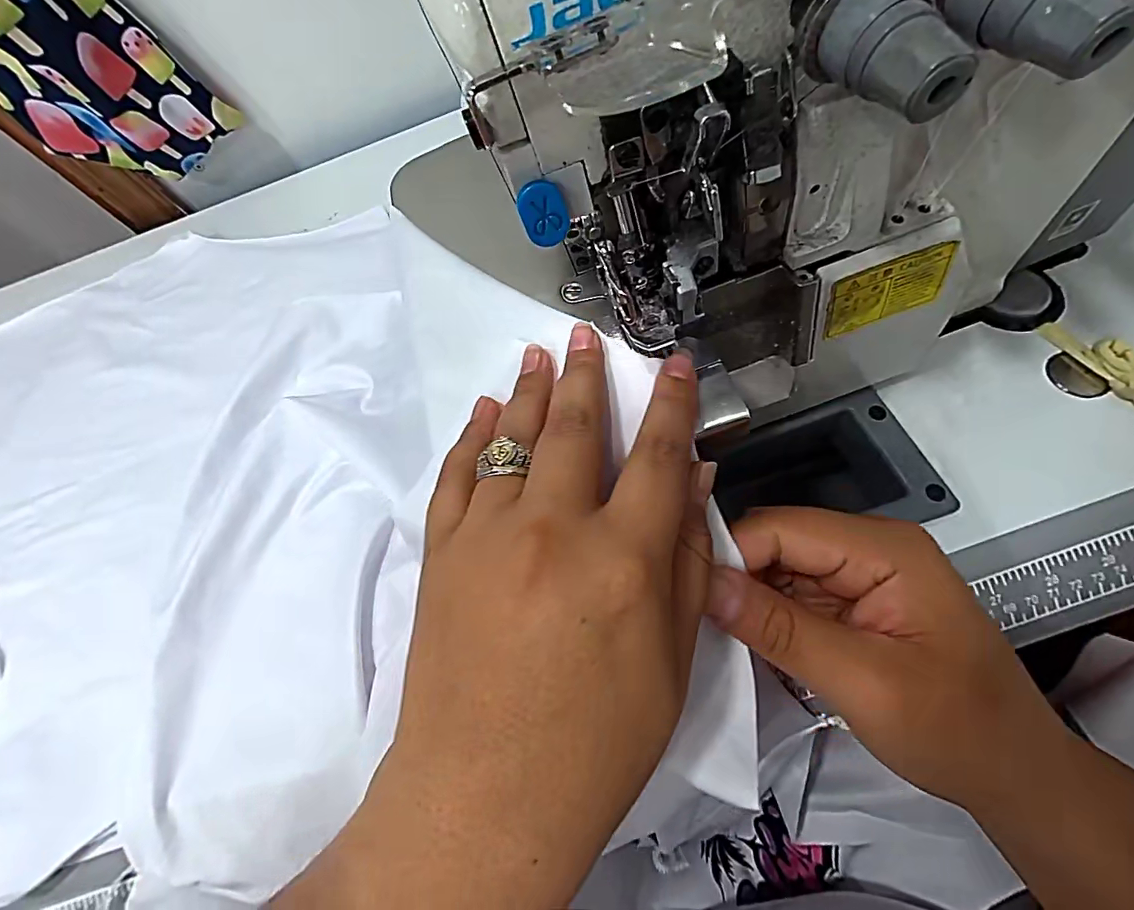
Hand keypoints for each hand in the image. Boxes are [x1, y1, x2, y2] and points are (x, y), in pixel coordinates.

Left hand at [280, 323, 715, 907]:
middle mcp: (552, 529)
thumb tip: (693, 482)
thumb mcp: (671, 663)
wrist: (482, 798)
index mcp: (622, 558)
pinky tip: (480, 412)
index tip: (671, 364)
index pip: (656, 455)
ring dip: (526, 391)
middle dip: (584, 374)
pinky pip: (456, 476)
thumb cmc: (595, 746)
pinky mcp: (441, 554)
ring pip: (509, 438)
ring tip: (535, 354)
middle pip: (572, 428)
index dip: (670, 403)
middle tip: (582, 335)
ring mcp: (487, 535)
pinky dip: (469, 437)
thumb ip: (685, 562)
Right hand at [704, 507, 1067, 809]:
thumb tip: (710, 586)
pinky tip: (749, 640)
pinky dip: (768, 616)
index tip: (692, 595)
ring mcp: (861, 574)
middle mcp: (870, 547)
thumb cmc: (959, 729)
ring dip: (749, 599)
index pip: (782, 528)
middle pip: (777, 543)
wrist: (1016, 775)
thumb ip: (781, 628)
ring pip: (779, 568)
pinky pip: (793, 594)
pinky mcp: (853, 601)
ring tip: (717, 632)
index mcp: (884, 548)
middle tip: (697, 618)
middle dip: (736, 577)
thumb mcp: (863, 682)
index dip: (732, 555)